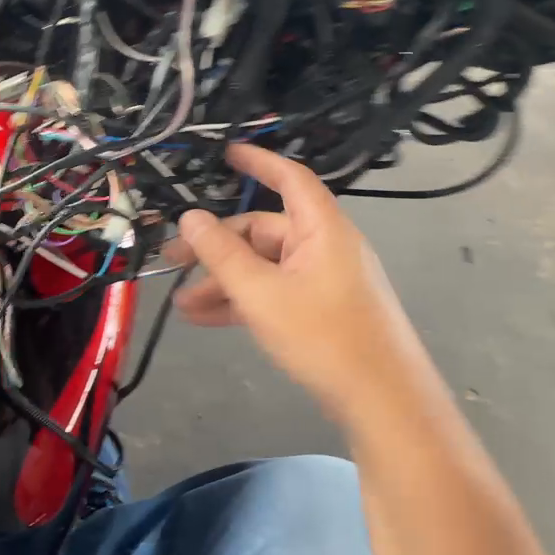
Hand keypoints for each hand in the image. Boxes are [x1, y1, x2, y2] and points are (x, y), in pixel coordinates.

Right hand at [166, 144, 443, 422]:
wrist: (382, 401)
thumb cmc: (323, 336)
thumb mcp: (260, 293)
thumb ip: (220, 252)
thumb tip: (190, 217)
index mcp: (321, 231)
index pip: (290, 179)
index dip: (258, 162)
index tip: (225, 153)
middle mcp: (323, 247)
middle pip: (261, 231)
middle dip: (214, 247)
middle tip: (171, 261)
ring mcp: (322, 279)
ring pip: (261, 265)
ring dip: (221, 280)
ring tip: (183, 304)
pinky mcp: (319, 308)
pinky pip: (272, 290)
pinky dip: (240, 300)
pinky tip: (205, 318)